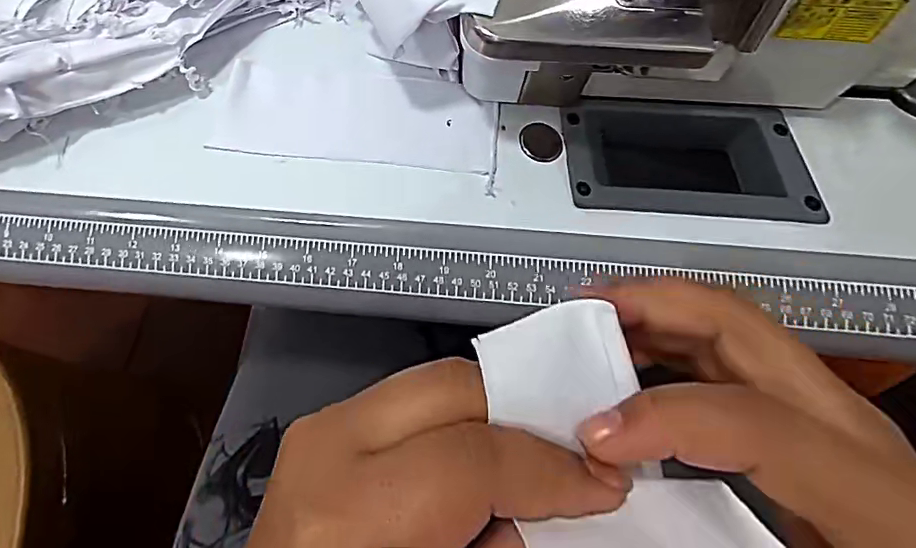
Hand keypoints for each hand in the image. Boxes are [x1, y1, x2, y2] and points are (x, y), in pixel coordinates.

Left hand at [248, 357, 629, 547]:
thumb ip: (498, 538)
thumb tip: (545, 501)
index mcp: (351, 509)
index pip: (473, 454)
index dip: (547, 465)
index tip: (597, 480)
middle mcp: (327, 447)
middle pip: (450, 386)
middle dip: (521, 410)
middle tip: (572, 453)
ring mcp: (317, 427)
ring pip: (429, 383)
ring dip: (487, 412)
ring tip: (530, 454)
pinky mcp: (318, 427)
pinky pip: (403, 402)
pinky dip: (448, 421)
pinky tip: (476, 455)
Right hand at [576, 279, 915, 547]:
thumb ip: (717, 534)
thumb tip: (631, 512)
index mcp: (879, 490)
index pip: (756, 420)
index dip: (665, 417)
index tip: (600, 436)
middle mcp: (857, 431)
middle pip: (741, 324)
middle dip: (655, 301)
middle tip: (588, 309)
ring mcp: (836, 415)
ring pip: (731, 324)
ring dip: (658, 312)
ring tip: (601, 325)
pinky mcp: (814, 420)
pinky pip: (731, 355)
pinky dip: (676, 343)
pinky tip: (642, 361)